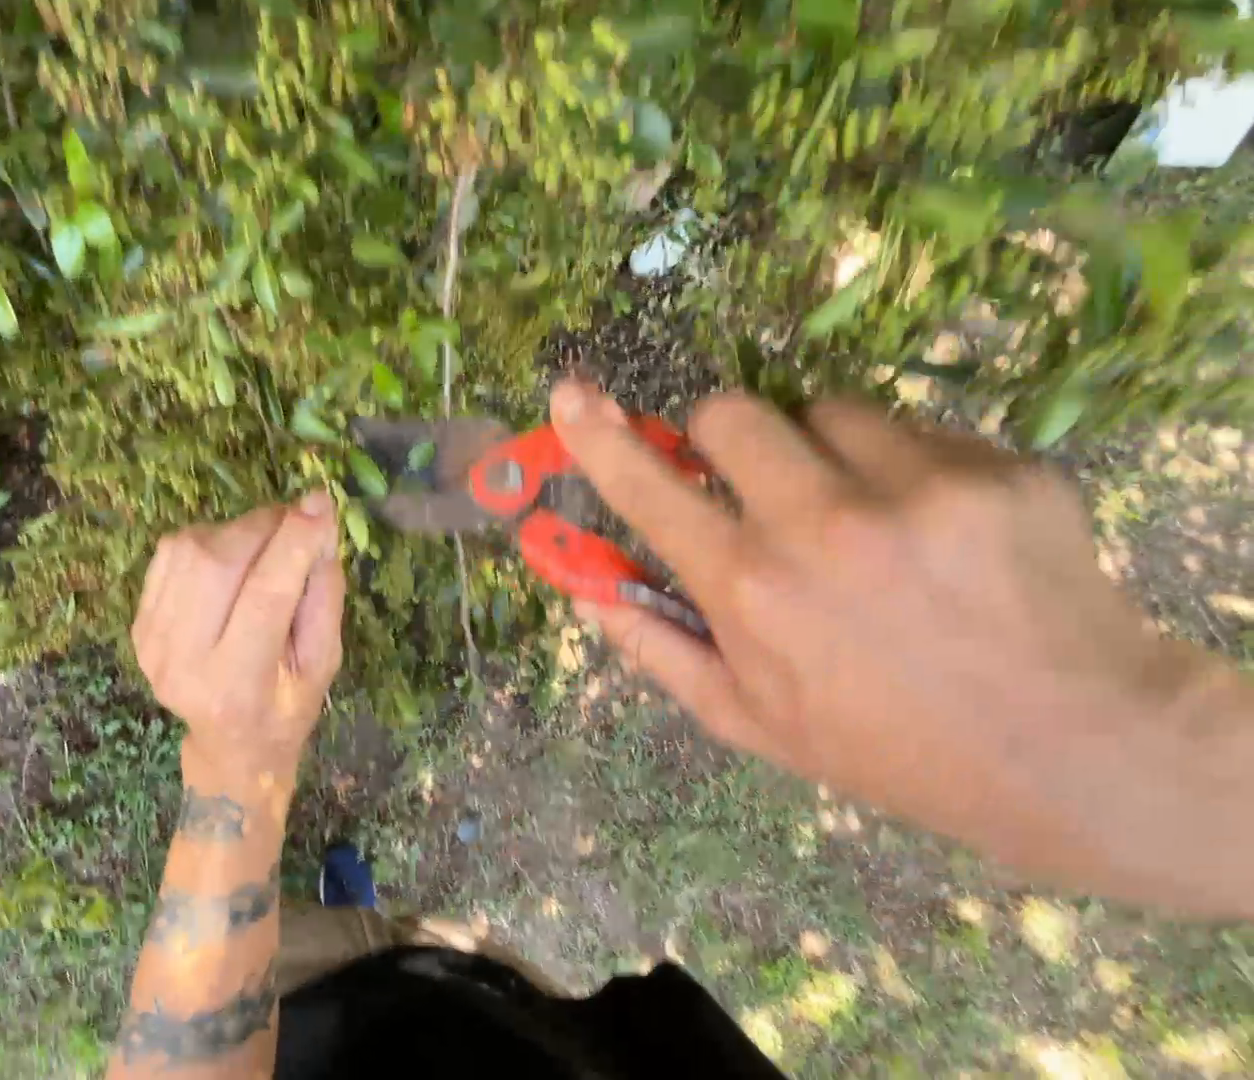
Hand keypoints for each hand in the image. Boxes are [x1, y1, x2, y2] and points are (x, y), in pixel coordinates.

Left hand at [133, 493, 346, 786]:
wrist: (230, 744)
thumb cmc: (287, 707)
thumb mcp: (324, 662)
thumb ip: (322, 593)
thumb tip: (317, 520)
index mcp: (236, 686)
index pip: (265, 598)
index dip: (294, 544)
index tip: (321, 505)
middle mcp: (182, 663)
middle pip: (220, 564)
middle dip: (267, 528)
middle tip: (299, 521)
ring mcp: (151, 641)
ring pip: (192, 550)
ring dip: (240, 530)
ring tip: (270, 541)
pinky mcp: (138, 622)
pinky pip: (172, 553)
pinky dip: (211, 540)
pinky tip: (233, 556)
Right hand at [551, 381, 1252, 913]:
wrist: (1075, 750)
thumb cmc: (880, 743)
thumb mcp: (746, 718)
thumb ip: (655, 648)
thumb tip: (586, 592)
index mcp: (746, 587)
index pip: (647, 490)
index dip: (598, 438)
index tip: (570, 393)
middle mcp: (817, 524)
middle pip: (730, 411)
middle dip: (724, 437)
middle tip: (756, 482)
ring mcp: (912, 488)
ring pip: (822, 409)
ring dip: (819, 450)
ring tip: (861, 515)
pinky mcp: (995, 469)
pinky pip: (912, 430)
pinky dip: (902, 464)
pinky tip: (937, 529)